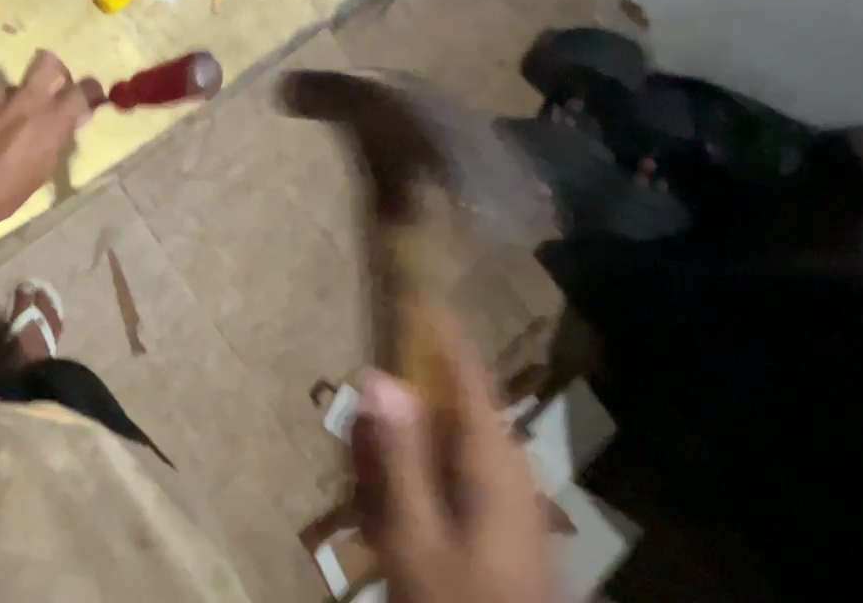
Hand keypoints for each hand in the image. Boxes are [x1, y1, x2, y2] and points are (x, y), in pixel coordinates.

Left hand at [0, 50, 93, 225]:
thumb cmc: (9, 192)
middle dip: (56, 71)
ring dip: (21, 94)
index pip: (82, 90)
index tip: (91, 96)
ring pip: (17, 82)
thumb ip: (60, 138)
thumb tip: (75, 119)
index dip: (91, 90)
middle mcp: (29, 102)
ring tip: (16, 115)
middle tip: (55, 88)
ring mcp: (0, 100)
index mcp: (52, 122)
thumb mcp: (44, 170)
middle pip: (49, 63)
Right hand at [351, 316, 553, 602]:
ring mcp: (504, 497)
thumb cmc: (459, 597)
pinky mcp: (496, 521)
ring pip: (441, 448)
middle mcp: (505, 468)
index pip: (469, 375)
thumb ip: (397, 454)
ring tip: (365, 500)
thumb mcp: (416, 533)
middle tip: (357, 446)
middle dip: (395, 417)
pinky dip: (409, 487)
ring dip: (396, 460)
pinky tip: (383, 521)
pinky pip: (445, 480)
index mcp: (493, 461)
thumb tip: (379, 375)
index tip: (416, 291)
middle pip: (445, 412)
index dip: (443, 331)